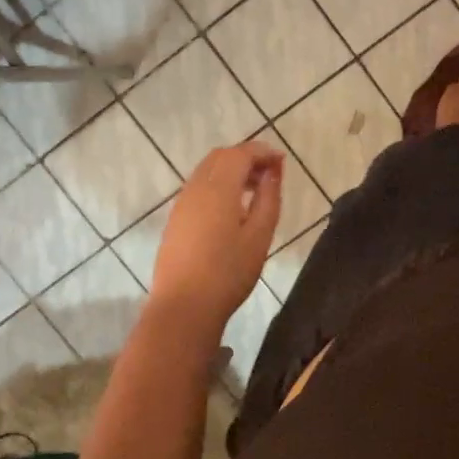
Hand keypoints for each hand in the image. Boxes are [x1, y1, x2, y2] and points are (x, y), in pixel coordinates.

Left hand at [150, 142, 283, 325]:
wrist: (184, 306)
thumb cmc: (229, 272)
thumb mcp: (260, 235)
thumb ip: (268, 197)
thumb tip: (273, 172)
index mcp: (218, 188)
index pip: (240, 153)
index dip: (262, 151)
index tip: (282, 161)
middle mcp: (195, 188)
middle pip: (220, 157)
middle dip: (246, 157)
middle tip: (270, 174)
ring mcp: (181, 204)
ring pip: (206, 171)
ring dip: (230, 171)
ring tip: (254, 191)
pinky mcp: (175, 220)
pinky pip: (198, 188)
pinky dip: (218, 185)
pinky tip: (232, 209)